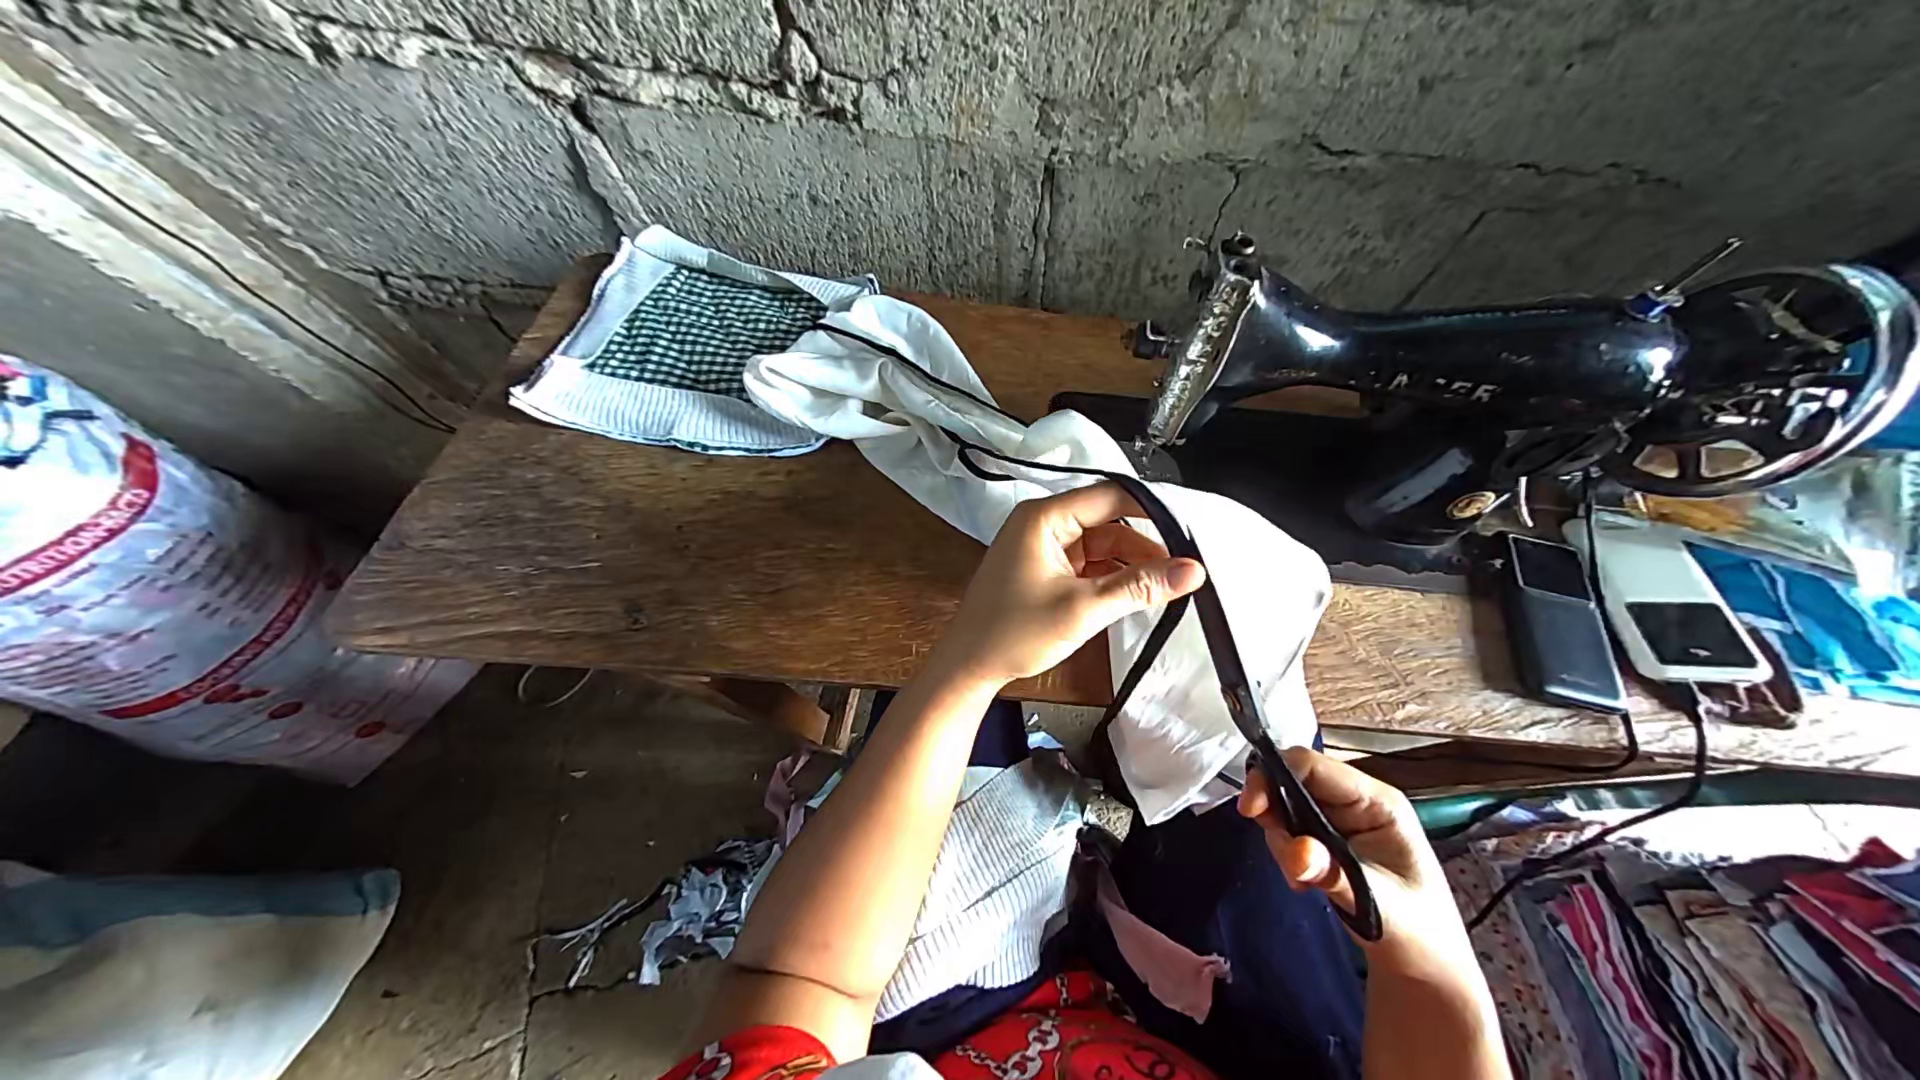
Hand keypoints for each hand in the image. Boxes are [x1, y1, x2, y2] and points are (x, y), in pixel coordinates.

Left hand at [929, 483, 1205, 687]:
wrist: (969, 665)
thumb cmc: (1012, 633)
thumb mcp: (1082, 609)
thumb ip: (1139, 587)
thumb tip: (1191, 570)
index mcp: (1044, 517)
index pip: (1111, 496)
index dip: (1153, 510)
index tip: (1189, 532)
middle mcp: (1043, 523)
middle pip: (1109, 521)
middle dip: (1144, 546)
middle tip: (1181, 569)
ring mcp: (1043, 546)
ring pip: (1102, 545)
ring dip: (1130, 565)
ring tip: (1164, 588)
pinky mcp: (1045, 568)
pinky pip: (1088, 563)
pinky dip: (1111, 577)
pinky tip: (1136, 594)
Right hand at [1238, 747, 1477, 976]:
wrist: (1425, 970)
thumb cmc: (1417, 935)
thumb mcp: (1379, 905)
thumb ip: (1332, 874)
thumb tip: (1296, 850)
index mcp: (1377, 801)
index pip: (1311, 765)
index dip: (1274, 775)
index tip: (1251, 809)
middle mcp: (1354, 800)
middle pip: (1291, 779)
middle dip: (1274, 813)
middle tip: (1282, 853)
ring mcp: (1337, 818)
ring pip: (1283, 804)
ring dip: (1280, 839)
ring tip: (1301, 880)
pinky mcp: (1323, 836)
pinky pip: (1287, 827)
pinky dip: (1284, 851)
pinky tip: (1303, 881)